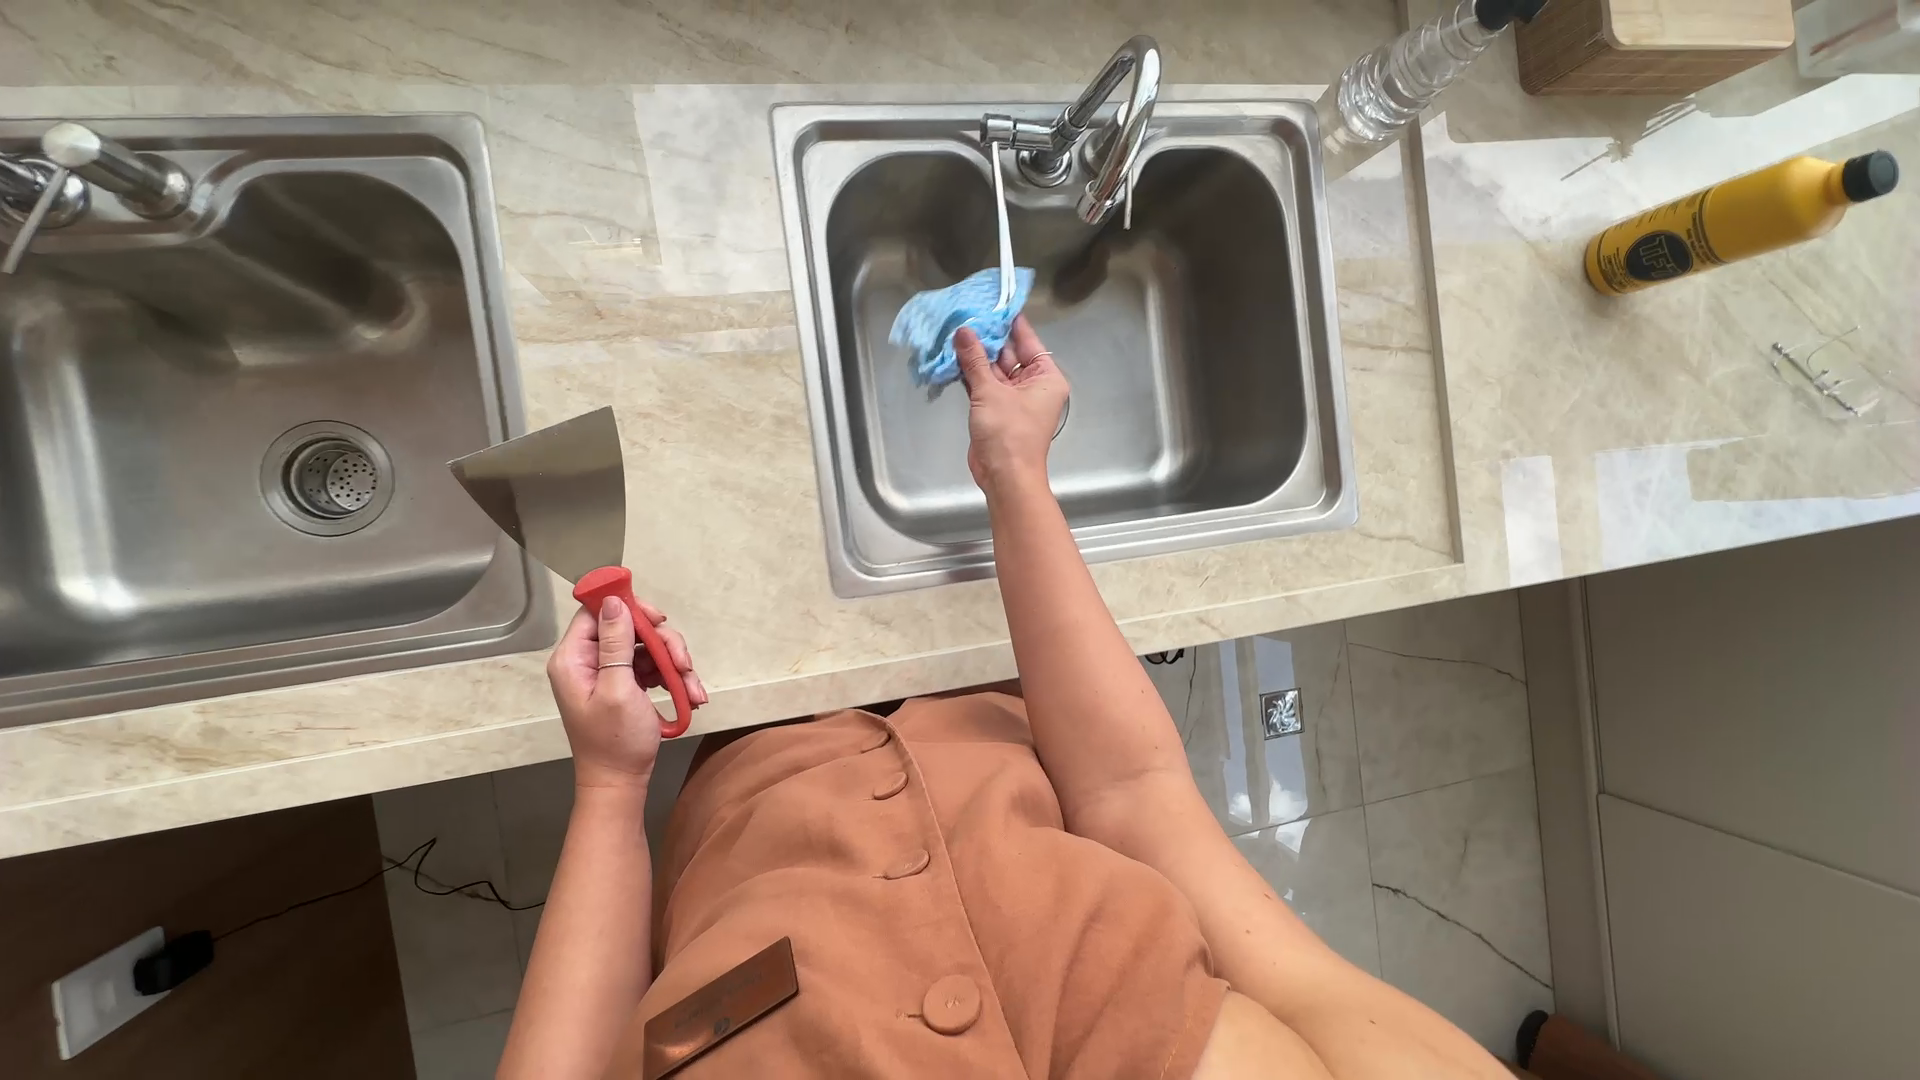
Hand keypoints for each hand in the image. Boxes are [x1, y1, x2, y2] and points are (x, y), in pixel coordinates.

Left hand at [546, 597, 708, 793]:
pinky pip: (655, 665)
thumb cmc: (615, 740)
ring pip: (648, 646)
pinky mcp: (628, 683)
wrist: (622, 781)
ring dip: (674, 663)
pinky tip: (690, 694)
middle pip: (631, 627)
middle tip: (683, 662)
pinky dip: (675, 677)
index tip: (658, 619)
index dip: (628, 608)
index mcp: (574, 659)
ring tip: (691, 688)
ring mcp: (610, 672)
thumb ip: (615, 644)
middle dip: (662, 643)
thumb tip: (612, 601)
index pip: (596, 613)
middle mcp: (589, 660)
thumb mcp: (617, 689)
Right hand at [955, 316, 1069, 492]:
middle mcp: (1033, 386)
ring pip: (994, 370)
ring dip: (976, 356)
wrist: (1005, 476)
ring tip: (954, 331)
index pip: (1029, 342)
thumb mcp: (991, 392)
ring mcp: (1014, 399)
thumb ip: (975, 360)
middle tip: (966, 313)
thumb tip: (963, 331)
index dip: (1011, 323)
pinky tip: (953, 357)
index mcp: (1046, 378)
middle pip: (1010, 354)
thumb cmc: (1009, 434)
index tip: (995, 302)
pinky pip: (985, 385)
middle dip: (988, 338)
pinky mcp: (996, 411)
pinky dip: (971, 374)